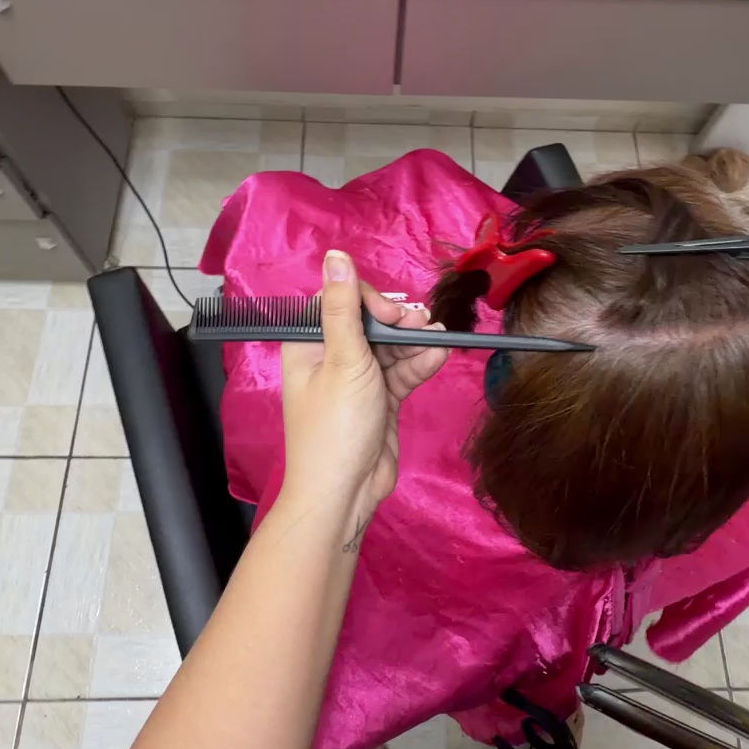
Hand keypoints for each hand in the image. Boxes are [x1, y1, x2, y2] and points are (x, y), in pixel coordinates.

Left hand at [279, 250, 448, 548]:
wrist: (345, 493)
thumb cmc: (335, 425)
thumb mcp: (343, 361)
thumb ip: (344, 307)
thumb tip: (335, 254)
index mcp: (309, 344)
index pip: (338, 301)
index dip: (367, 299)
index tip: (390, 314)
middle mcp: (331, 357)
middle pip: (369, 322)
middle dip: (397, 320)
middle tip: (420, 325)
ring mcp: (357, 379)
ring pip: (390, 346)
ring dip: (414, 341)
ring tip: (439, 338)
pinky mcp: (380, 399)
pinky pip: (401, 372)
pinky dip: (418, 364)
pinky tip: (438, 357)